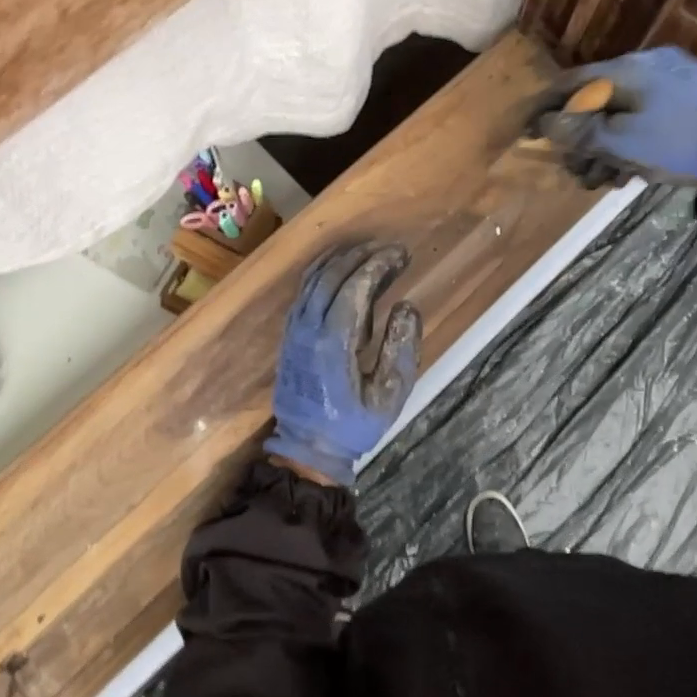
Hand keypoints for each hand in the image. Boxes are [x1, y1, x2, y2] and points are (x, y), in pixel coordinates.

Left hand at [264, 243, 421, 486]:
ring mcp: (294, 328)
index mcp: (333, 342)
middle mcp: (308, 327)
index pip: (353, 287)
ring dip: (341, 258)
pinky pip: (304, 289)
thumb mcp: (389, 395)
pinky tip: (341, 267)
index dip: (377, 265)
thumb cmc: (353, 425)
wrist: (307, 447)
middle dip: (362, 255)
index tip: (401, 254)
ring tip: (369, 249)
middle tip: (391, 249)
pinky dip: (324, 270)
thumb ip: (401, 348)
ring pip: (313, 278)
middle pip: (331, 275)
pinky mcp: (290, 332)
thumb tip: (406, 306)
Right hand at [530, 46, 696, 192]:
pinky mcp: (692, 97)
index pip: (570, 84)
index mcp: (625, 71)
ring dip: (606, 147)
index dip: (546, 109)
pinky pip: (647, 116)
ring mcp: (672, 79)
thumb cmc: (680, 141)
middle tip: (577, 173)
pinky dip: (632, 141)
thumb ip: (580, 132)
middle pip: (596, 101)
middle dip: (581, 140)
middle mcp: (645, 66)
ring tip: (605, 181)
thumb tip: (546, 124)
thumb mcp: (622, 142)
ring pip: (623, 112)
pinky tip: (633, 171)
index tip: (529, 134)